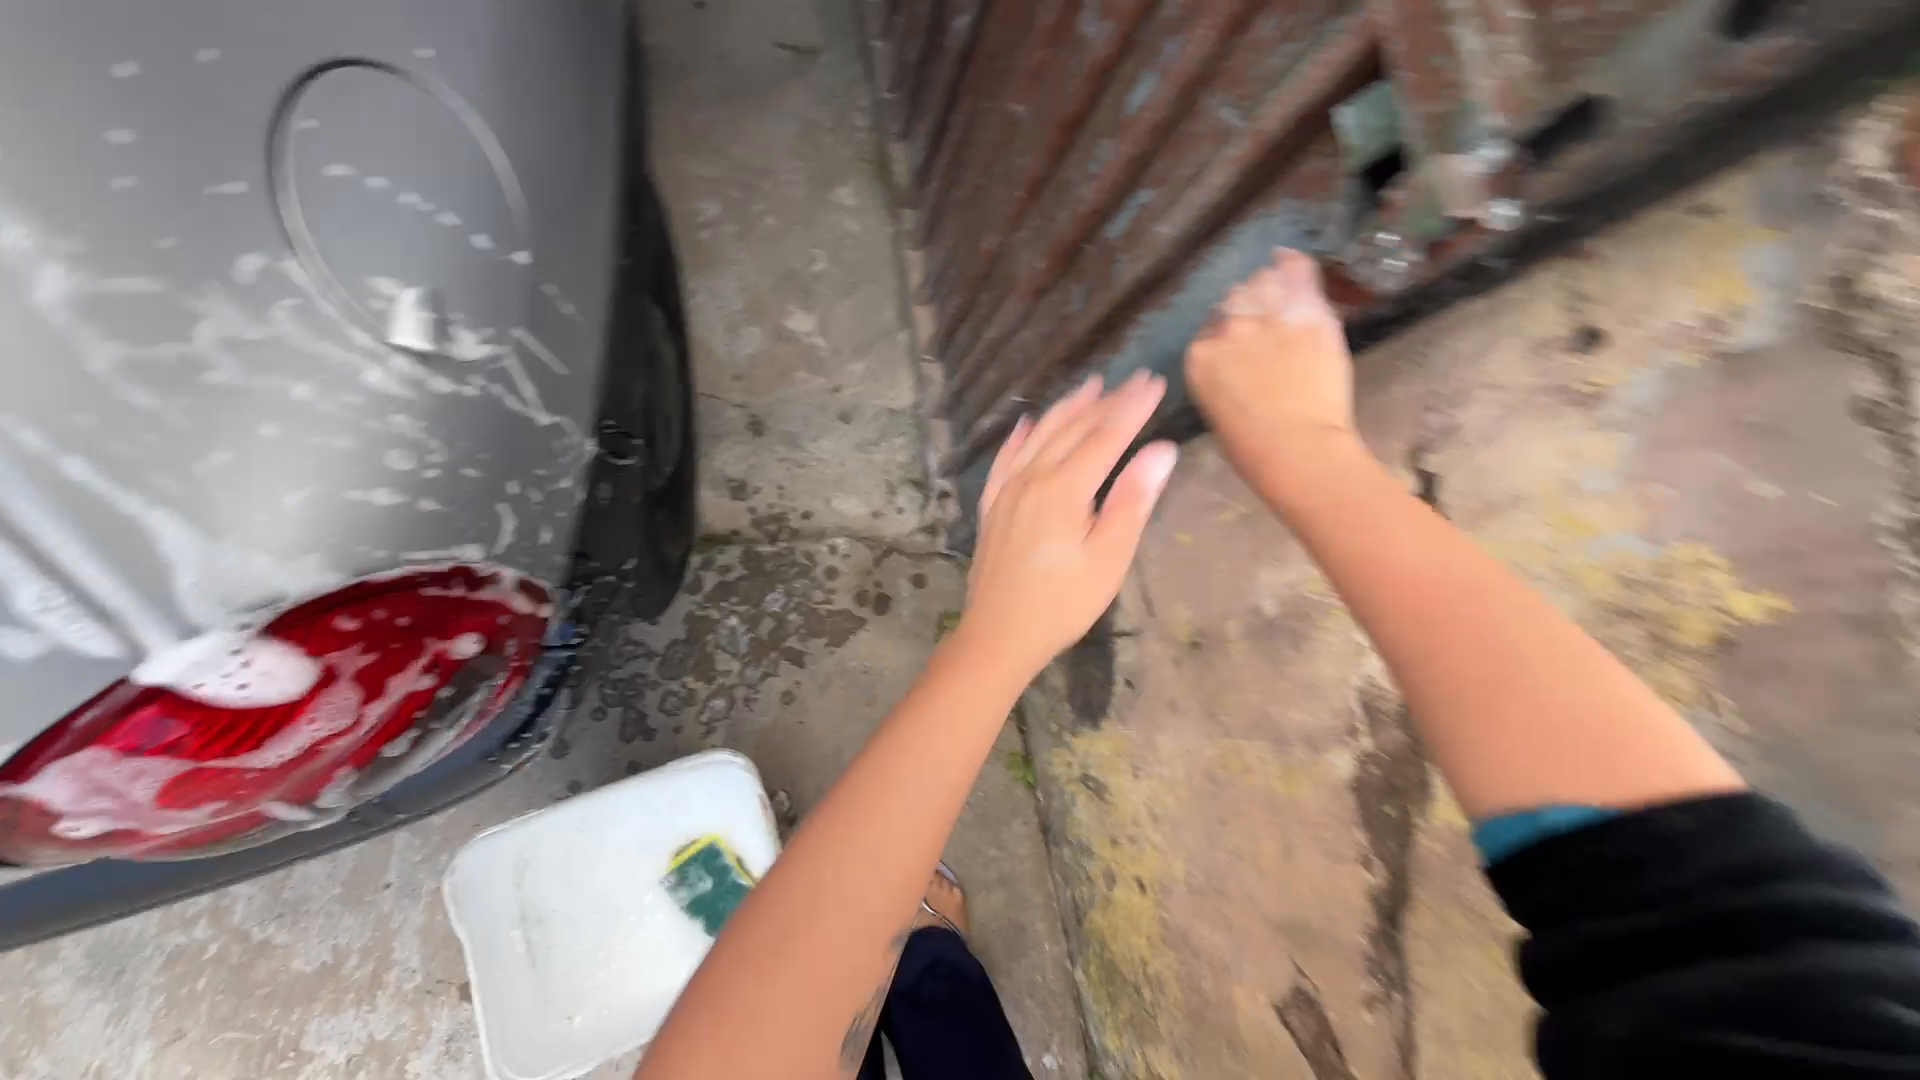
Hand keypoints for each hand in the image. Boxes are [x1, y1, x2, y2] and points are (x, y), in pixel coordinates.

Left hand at [957, 371, 1178, 676]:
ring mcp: (1007, 491)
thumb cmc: (1062, 604)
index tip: (1155, 382)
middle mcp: (1032, 478)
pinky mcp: (992, 507)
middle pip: (1073, 430)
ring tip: (1088, 388)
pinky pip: (1006, 460)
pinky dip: (1020, 437)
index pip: (1106, 436)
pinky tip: (1026, 425)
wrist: (998, 635)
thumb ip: (1133, 501)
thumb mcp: (1109, 558)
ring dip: (1066, 410)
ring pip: (1038, 437)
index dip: (1132, 408)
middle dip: (1106, 403)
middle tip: (1133, 379)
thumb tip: (1162, 450)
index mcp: (1065, 488)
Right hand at [1185, 247, 1355, 452]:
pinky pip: (1296, 273)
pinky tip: (1287, 257)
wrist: (1295, 447)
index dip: (1227, 333)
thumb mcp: (1218, 409)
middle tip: (1263, 329)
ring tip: (1279, 300)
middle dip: (1246, 310)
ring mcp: (1268, 315)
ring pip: (1263, 282)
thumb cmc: (1252, 447)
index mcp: (1199, 356)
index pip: (1211, 327)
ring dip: (1269, 289)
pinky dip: (1292, 263)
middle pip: (1234, 300)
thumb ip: (1222, 375)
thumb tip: (1235, 364)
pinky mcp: (1307, 312)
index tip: (1239, 344)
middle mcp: (1228, 328)